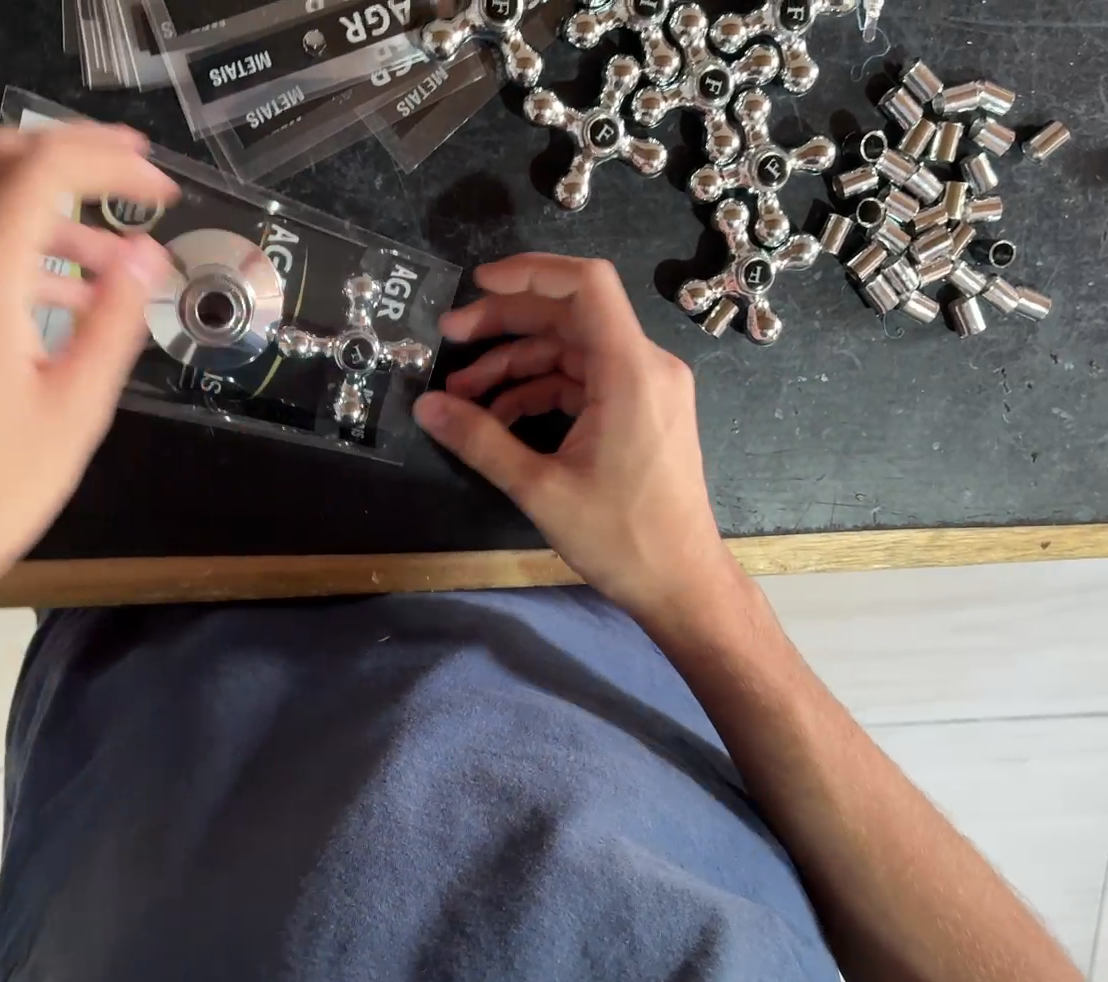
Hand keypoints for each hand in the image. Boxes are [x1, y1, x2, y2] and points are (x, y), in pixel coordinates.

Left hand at [0, 123, 179, 621]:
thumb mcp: (76, 408)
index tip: (163, 187)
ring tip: (117, 269)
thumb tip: (147, 255)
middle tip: (137, 181)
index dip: (108, 162)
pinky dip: (17, 255)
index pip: (41, 171)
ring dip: (49, 218)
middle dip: (71, 158)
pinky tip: (62, 305)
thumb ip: (113, 321)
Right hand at [413, 254, 741, 625]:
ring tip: (463, 396)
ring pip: (573, 353)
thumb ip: (480, 440)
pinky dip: (542, 392)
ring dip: (517, 367)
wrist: (681, 582)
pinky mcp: (643, 411)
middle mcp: (647, 366)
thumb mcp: (540, 489)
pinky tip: (502, 419)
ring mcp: (648, 388)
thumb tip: (426, 407)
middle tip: (450, 340)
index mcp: (631, 371)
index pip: (586, 285)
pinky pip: (586, 383)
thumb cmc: (621, 538)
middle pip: (570, 317)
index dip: (529, 272)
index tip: (477, 285)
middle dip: (506, 325)